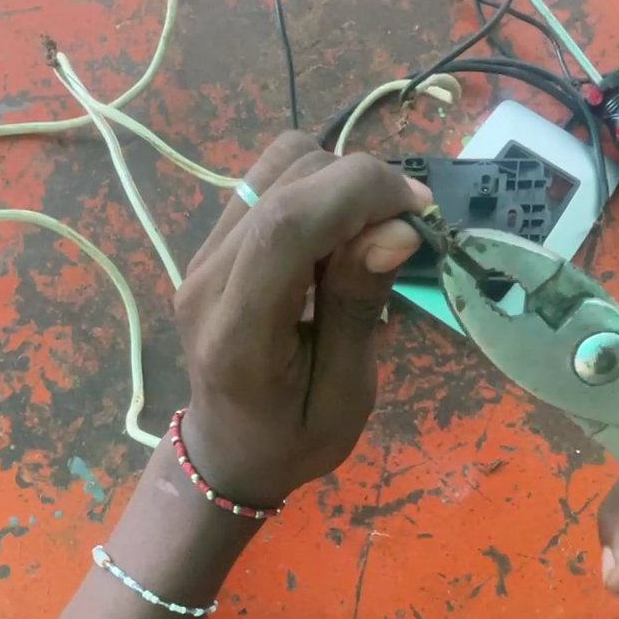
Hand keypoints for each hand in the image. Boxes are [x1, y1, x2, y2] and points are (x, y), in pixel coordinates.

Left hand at [173, 131, 432, 506]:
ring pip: (277, 166)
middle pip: (286, 183)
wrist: (228, 453)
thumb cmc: (291, 441)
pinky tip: (332, 237)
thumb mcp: (343, 399)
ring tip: (363, 239)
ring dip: (337, 185)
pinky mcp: (209, 246)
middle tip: (399, 236)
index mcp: (239, 337)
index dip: (359, 195)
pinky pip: (267, 182)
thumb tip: (396, 227)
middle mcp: (207, 282)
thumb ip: (358, 311)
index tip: (418, 212)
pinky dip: (314, 191)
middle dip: (361, 188)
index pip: (287, 228)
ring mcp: (200, 258)